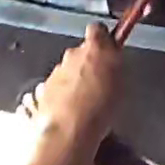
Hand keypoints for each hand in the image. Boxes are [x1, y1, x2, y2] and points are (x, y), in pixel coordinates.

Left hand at [30, 24, 122, 153]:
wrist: (69, 135)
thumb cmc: (100, 108)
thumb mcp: (121, 80)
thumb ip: (115, 61)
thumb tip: (113, 53)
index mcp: (94, 48)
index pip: (97, 29)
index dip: (103, 37)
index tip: (109, 46)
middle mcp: (71, 56)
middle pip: (81, 52)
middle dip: (88, 63)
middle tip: (100, 80)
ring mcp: (55, 74)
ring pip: (67, 71)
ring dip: (75, 81)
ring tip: (86, 102)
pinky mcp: (42, 92)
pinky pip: (55, 88)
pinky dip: (62, 96)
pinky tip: (71, 111)